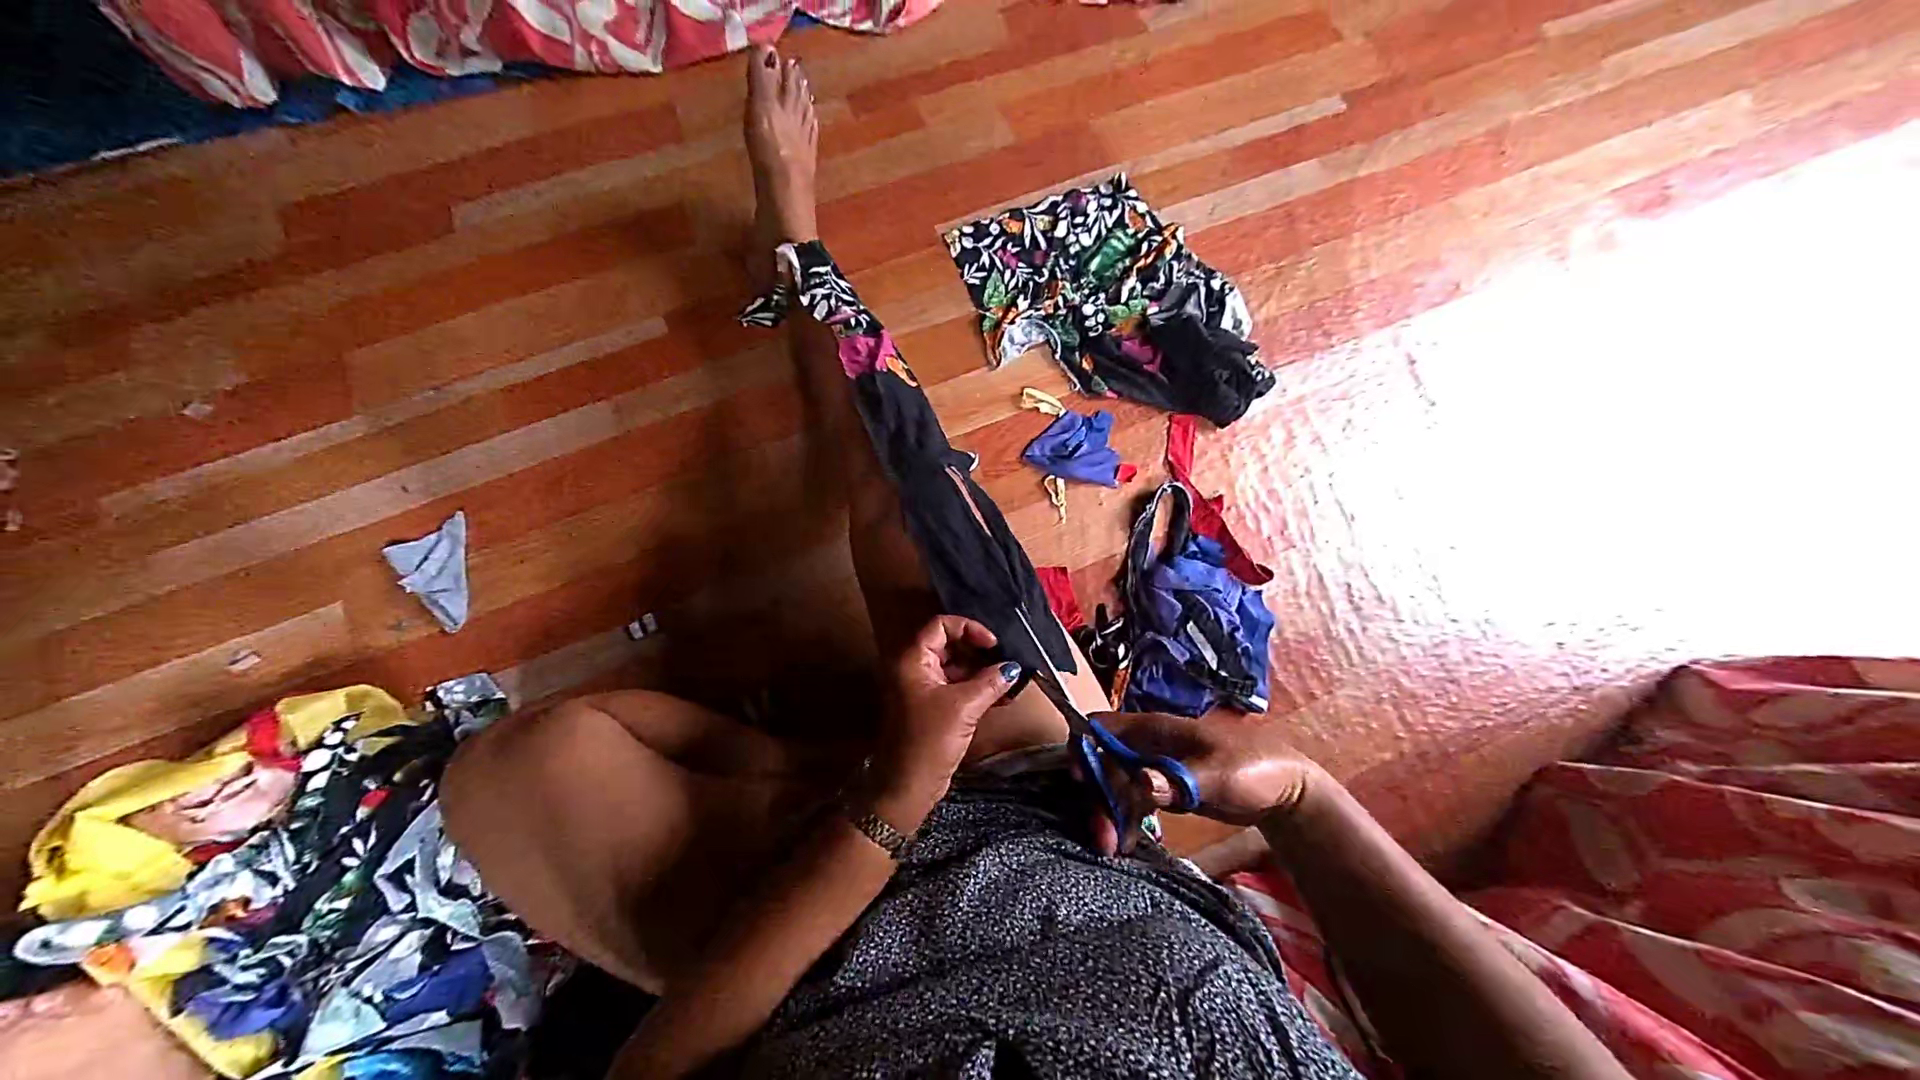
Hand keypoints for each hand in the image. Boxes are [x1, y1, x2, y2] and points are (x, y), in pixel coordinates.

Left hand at [871, 616, 1020, 827]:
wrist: (906, 787)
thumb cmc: (929, 742)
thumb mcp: (963, 708)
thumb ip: (990, 682)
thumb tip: (1012, 667)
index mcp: (912, 660)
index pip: (940, 625)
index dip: (969, 628)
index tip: (993, 644)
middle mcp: (913, 668)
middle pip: (948, 644)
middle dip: (978, 651)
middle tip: (1006, 660)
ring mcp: (920, 688)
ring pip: (954, 666)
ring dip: (981, 671)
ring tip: (1009, 680)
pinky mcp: (930, 707)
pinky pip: (954, 686)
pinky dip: (976, 688)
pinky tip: (1001, 696)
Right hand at [1096, 711, 1325, 826]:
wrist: (1285, 791)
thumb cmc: (1253, 769)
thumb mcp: (1217, 775)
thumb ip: (1178, 779)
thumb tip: (1140, 781)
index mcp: (1153, 729)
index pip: (1100, 727)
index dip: (1084, 748)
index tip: (1084, 781)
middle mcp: (1145, 744)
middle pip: (1102, 763)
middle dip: (1097, 796)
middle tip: (1102, 835)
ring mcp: (1151, 767)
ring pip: (1114, 785)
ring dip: (1108, 813)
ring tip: (1112, 847)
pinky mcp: (1161, 788)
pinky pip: (1130, 801)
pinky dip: (1125, 819)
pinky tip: (1127, 843)